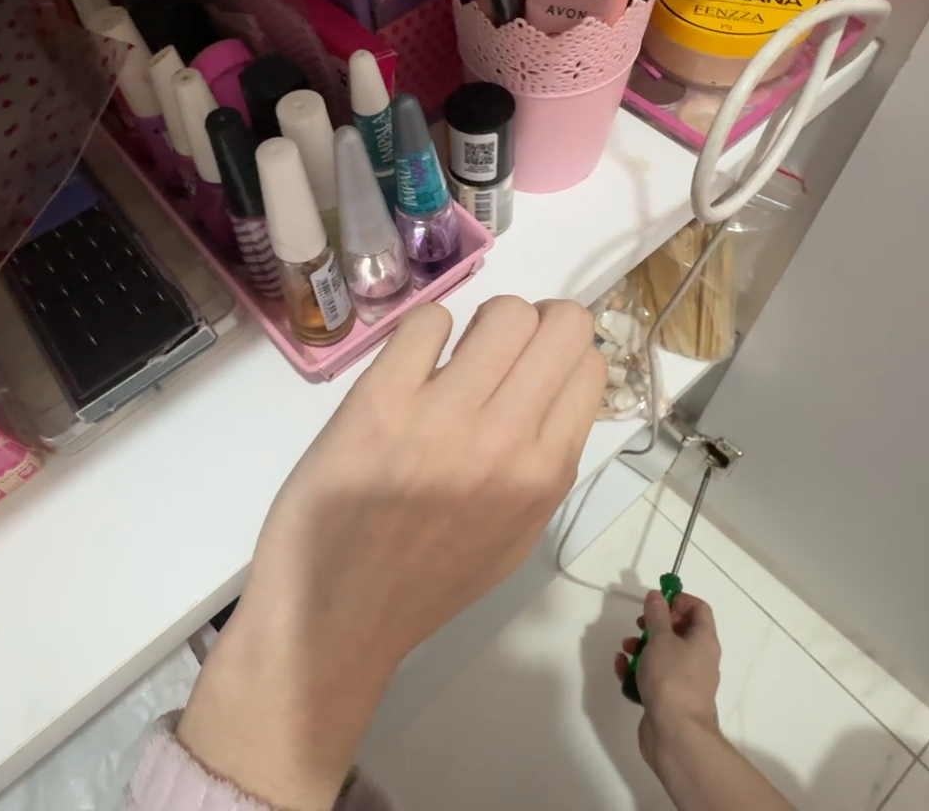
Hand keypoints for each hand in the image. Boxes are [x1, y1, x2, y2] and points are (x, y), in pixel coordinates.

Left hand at [180, 297, 605, 808]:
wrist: (338, 615)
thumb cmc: (429, 577)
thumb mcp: (517, 531)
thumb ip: (544, 459)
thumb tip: (552, 386)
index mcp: (545, 474)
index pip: (590, 365)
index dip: (564, 352)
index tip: (536, 359)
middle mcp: (506, 439)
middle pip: (562, 323)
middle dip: (537, 321)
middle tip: (500, 347)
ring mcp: (441, 416)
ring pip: (504, 311)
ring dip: (485, 320)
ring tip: (457, 352)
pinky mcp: (379, 401)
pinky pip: (428, 320)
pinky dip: (427, 329)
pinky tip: (412, 362)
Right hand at [615, 590, 723, 768]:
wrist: (676, 733)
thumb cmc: (671, 679)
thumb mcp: (661, 638)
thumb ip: (657, 614)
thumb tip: (657, 595)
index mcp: (703, 641)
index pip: (698, 608)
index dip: (678, 599)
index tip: (656, 602)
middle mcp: (698, 658)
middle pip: (678, 630)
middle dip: (654, 624)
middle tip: (640, 624)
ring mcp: (683, 679)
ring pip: (662, 653)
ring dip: (641, 646)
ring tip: (626, 649)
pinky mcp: (668, 696)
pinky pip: (652, 675)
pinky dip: (637, 669)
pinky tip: (621, 668)